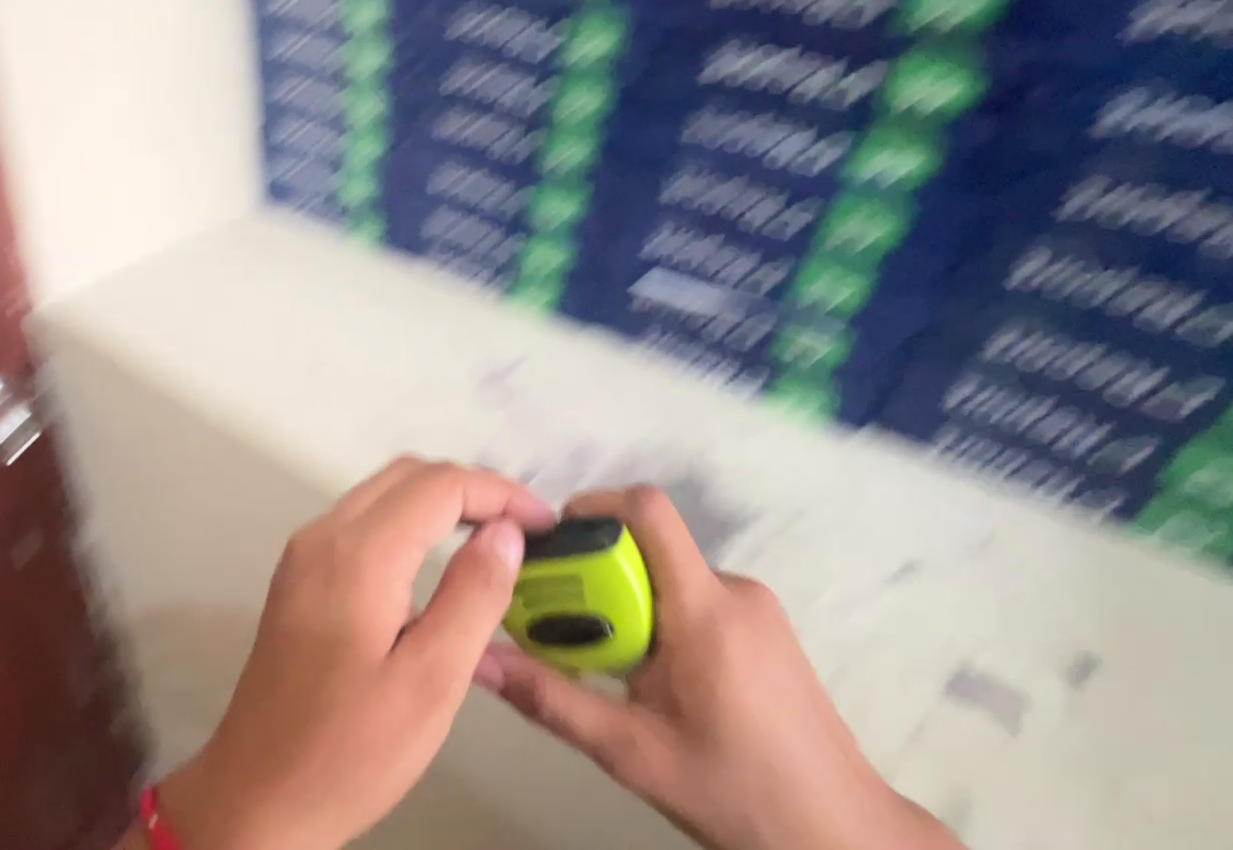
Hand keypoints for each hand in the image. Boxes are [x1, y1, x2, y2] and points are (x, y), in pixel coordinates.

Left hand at [154, 458, 555, 849]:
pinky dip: (406, 521)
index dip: (498, 492)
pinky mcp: (298, 575)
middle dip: (470, 488)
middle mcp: (322, 535)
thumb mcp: (431, 681)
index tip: (545, 522)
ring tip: (491, 538)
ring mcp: (303, 553)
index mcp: (357, 554)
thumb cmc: (351, 748)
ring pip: (380, 492)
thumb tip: (505, 532)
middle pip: (405, 475)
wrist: (258, 793)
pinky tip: (435, 559)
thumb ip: (473, 596)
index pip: (437, 486)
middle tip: (522, 528)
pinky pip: (360, 520)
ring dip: (437, 500)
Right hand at [477, 486, 961, 849]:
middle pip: (645, 546)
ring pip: (664, 574)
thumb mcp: (632, 753)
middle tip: (558, 624)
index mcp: (705, 608)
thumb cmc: (738, 792)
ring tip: (600, 662)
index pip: (647, 511)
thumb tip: (477, 659)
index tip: (550, 545)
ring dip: (623, 603)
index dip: (592, 507)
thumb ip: (550, 699)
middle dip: (593, 574)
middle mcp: (733, 590)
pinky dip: (654, 617)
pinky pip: (690, 596)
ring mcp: (754, 608)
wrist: (846, 838)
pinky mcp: (764, 627)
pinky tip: (648, 676)